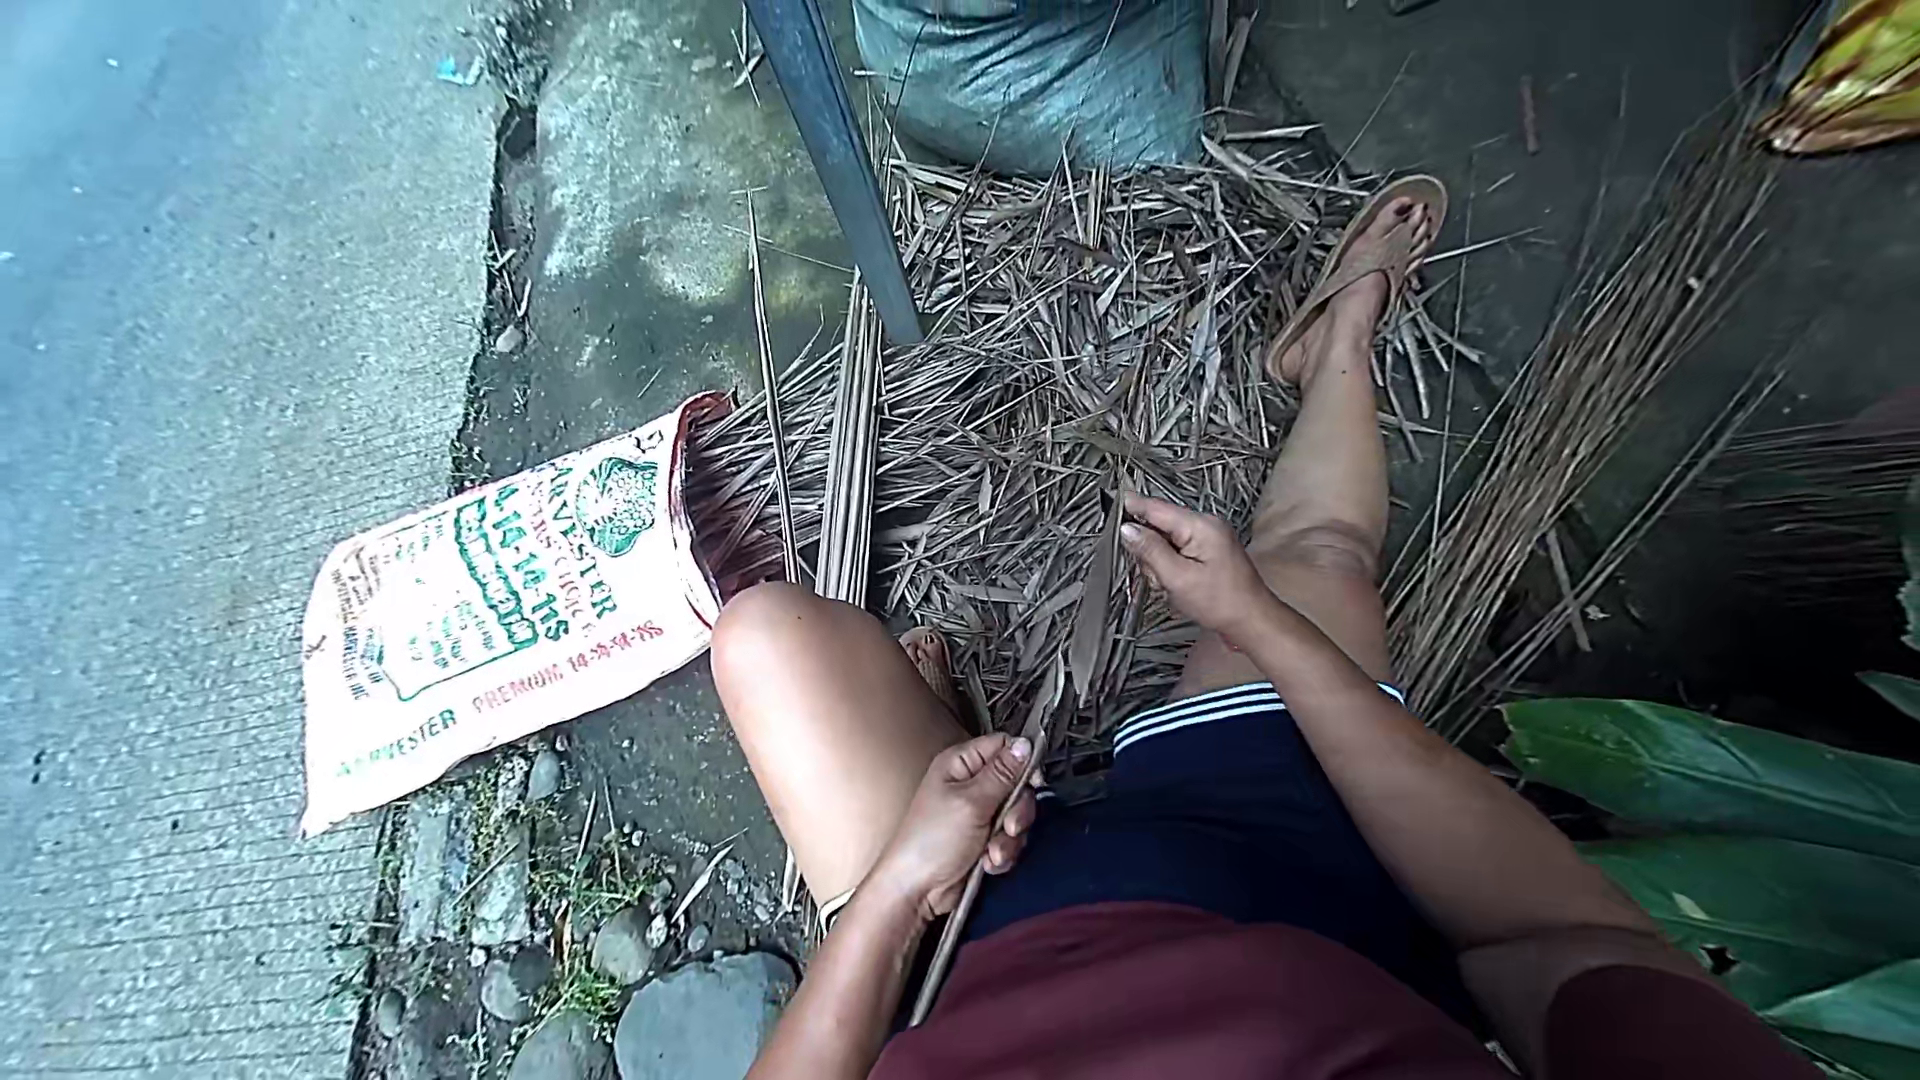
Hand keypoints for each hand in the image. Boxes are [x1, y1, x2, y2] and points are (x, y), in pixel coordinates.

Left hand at [865, 734, 1038, 921]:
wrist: (916, 891)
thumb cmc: (931, 841)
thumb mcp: (971, 802)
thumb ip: (1002, 774)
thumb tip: (1025, 744)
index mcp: (960, 763)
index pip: (1003, 746)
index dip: (1022, 762)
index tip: (1032, 782)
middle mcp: (970, 782)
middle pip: (1016, 781)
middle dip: (1017, 809)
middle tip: (1007, 826)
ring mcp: (977, 810)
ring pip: (1015, 813)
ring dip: (1009, 837)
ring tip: (992, 852)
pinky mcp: (983, 836)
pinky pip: (1009, 837)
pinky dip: (1003, 852)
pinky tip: (988, 862)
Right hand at [1120, 494, 1277, 640]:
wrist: (1251, 621)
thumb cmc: (1220, 602)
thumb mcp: (1178, 577)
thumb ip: (1150, 550)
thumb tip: (1127, 529)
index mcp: (1200, 525)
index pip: (1156, 508)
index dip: (1131, 507)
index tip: (1110, 507)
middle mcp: (1205, 525)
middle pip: (1159, 524)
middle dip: (1148, 549)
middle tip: (1155, 575)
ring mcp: (1208, 536)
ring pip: (1165, 539)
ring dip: (1158, 561)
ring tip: (1168, 583)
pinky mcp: (1207, 549)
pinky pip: (1176, 549)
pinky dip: (1169, 565)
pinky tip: (1175, 582)